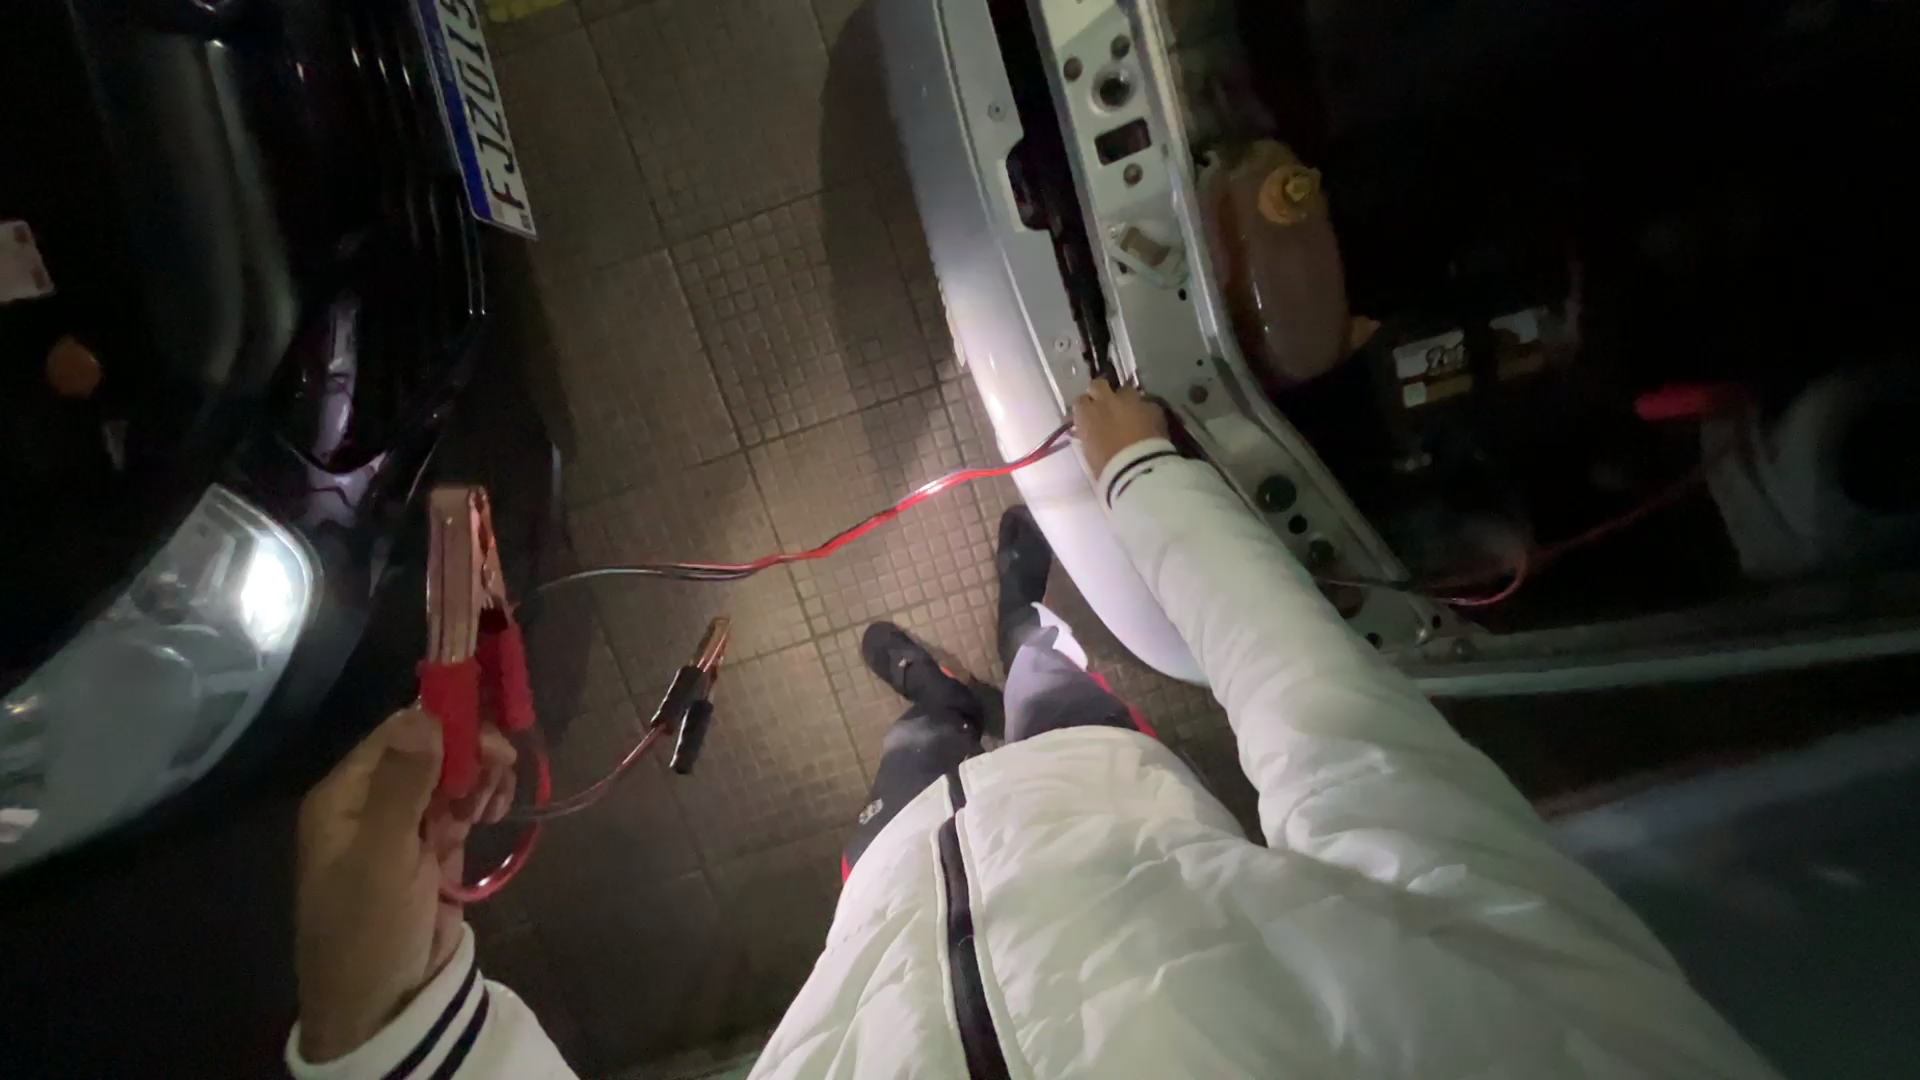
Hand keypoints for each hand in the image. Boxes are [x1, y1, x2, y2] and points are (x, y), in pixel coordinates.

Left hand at [294, 709, 515, 1062]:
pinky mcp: (435, 837)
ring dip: (483, 776)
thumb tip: (425, 712)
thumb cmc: (370, 925)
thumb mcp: (385, 855)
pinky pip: (466, 797)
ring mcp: (405, 818)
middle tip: (502, 767)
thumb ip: (405, 784)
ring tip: (493, 805)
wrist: (384, 997)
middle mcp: (373, 797)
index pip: (400, 730)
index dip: (446, 723)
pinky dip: (485, 797)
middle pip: (434, 744)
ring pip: (456, 769)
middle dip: (472, 751)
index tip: (488, 735)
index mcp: (345, 794)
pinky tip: (494, 814)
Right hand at [1072, 379, 1169, 477]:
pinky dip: (1145, 412)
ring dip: (1125, 400)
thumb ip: (1089, 436)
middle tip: (1105, 408)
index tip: (1087, 418)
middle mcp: (1106, 401)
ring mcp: (1131, 401)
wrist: (1139, 468)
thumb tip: (1091, 432)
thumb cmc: (1107, 468)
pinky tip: (1147, 425)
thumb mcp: (1089, 453)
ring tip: (1129, 415)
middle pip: (1099, 385)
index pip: (1080, 401)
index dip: (1084, 409)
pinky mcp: (1153, 407)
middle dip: (1101, 393)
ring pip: (1126, 390)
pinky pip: (1146, 404)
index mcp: (1086, 414)